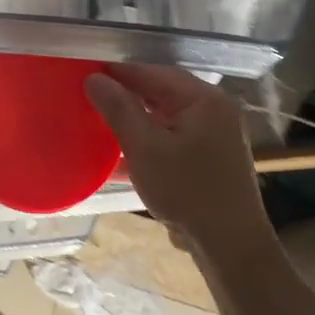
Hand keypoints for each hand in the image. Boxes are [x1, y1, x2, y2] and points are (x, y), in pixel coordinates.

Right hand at [85, 64, 271, 250]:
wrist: (228, 243)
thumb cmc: (186, 190)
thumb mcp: (144, 147)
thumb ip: (118, 109)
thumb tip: (94, 79)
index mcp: (203, 99)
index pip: (154, 72)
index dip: (118, 72)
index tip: (86, 74)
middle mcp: (214, 110)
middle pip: (162, 92)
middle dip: (126, 95)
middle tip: (89, 99)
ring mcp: (215, 136)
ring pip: (166, 117)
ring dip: (135, 119)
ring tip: (100, 123)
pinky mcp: (210, 159)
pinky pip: (173, 138)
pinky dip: (149, 140)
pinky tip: (123, 153)